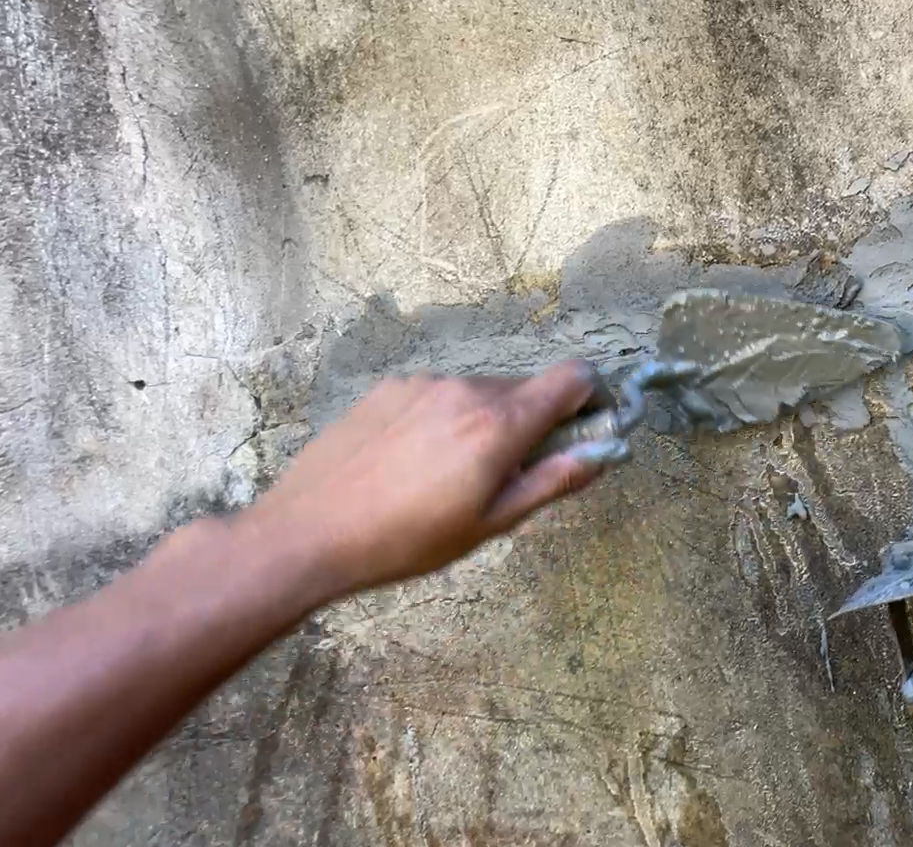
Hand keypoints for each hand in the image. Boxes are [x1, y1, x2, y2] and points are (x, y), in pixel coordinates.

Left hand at [239, 362, 626, 597]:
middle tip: (507, 469)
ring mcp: (426, 384)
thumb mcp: (494, 522)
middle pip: (530, 388)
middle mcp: (469, 390)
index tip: (581, 429)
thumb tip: (607, 452)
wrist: (300, 537)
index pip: (575, 376)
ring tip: (451, 468)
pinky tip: (414, 456)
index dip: (591, 398)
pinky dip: (449, 415)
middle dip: (535, 420)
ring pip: (486, 391)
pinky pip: (444, 392)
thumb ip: (557, 479)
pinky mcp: (391, 387)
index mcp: (501, 424)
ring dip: (490, 419)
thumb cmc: (407, 540)